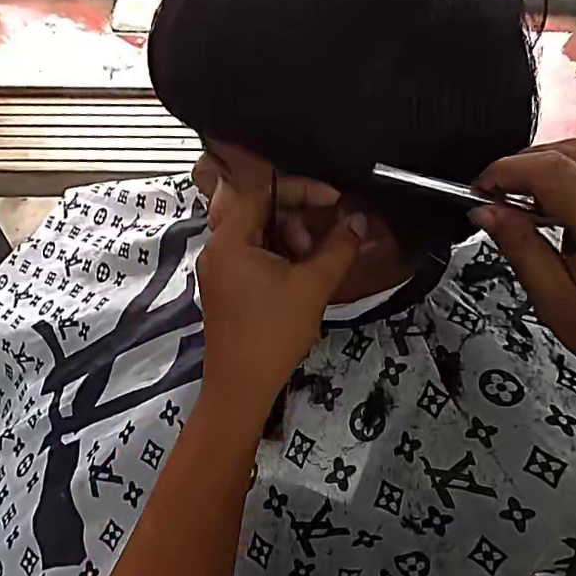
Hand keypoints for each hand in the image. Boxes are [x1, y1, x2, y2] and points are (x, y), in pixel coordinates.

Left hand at [198, 167, 365, 406]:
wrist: (242, 386)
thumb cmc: (273, 334)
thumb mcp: (312, 286)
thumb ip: (339, 248)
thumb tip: (358, 221)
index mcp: (229, 241)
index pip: (262, 191)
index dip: (302, 189)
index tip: (332, 200)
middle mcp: (217, 250)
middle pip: (259, 212)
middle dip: (297, 219)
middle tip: (321, 241)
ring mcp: (219, 271)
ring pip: (259, 236)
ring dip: (291, 240)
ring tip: (313, 265)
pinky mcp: (226, 289)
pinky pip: (253, 258)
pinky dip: (279, 259)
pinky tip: (301, 278)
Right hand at [472, 140, 575, 406]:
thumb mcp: (558, 303)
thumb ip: (520, 249)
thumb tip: (489, 214)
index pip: (553, 170)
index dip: (507, 171)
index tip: (483, 187)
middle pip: (574, 150)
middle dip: (527, 165)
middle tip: (498, 194)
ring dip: (557, 165)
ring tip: (531, 201)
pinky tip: (568, 205)